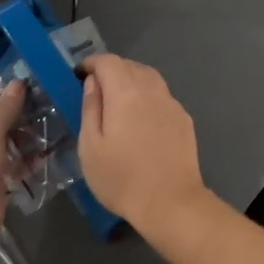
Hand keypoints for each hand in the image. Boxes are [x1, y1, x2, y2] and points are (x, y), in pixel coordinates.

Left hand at [0, 80, 25, 249]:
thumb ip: (5, 107)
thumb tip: (18, 83)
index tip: (12, 94)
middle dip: (10, 116)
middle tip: (35, 112)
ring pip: (0, 142)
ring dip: (21, 138)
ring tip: (41, 134)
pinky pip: (9, 164)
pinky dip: (23, 160)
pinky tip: (41, 156)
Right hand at [79, 55, 205, 223]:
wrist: (170, 202)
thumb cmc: (121, 177)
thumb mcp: (91, 146)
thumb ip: (91, 107)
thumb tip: (93, 82)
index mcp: (126, 92)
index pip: (108, 61)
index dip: (92, 63)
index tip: (79, 75)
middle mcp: (152, 90)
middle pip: (131, 65)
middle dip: (111, 70)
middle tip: (96, 89)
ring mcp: (172, 104)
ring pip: (150, 78)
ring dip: (132, 80)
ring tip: (118, 101)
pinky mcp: (184, 119)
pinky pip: (162, 96)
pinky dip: (148, 97)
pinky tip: (141, 119)